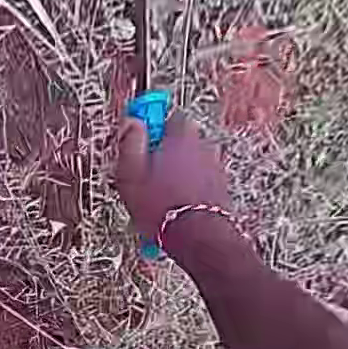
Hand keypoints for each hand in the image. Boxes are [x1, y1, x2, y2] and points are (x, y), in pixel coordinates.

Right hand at [112, 113, 234, 252]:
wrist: (194, 233)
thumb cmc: (161, 205)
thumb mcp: (130, 173)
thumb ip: (130, 143)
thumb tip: (131, 122)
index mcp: (178, 136)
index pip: (164, 115)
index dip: (148, 126)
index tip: (136, 137)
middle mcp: (201, 144)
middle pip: (177, 139)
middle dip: (160, 152)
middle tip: (141, 173)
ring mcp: (212, 165)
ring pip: (187, 161)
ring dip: (172, 172)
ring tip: (155, 195)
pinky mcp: (218, 185)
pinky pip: (196, 180)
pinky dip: (184, 188)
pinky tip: (170, 205)